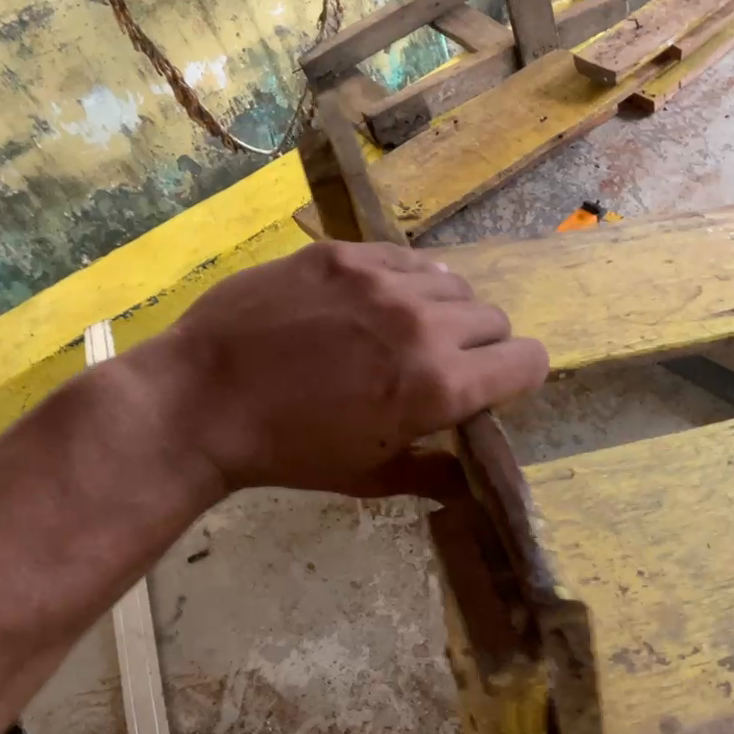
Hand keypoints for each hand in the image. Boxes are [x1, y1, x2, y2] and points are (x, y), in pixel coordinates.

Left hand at [149, 240, 548, 497]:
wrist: (204, 400)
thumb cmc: (289, 451)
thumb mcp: (368, 477)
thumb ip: (432, 473)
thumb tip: (468, 478)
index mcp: (440, 387)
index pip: (529, 361)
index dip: (518, 376)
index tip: (492, 387)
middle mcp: (425, 326)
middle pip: (495, 320)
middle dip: (480, 346)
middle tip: (437, 365)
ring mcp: (383, 282)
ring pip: (454, 284)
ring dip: (443, 311)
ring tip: (402, 330)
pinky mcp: (345, 255)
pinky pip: (406, 259)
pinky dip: (404, 282)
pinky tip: (369, 303)